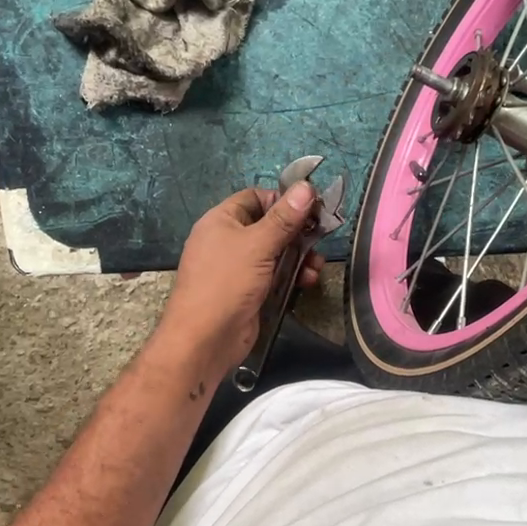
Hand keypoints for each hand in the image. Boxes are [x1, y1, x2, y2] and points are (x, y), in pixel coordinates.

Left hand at [155, 185, 324, 380]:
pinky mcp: (249, 291)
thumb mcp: (257, 245)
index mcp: (221, 221)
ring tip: (316, 266)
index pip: (255, 197)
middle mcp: (228, 240)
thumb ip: (284, 218)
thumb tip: (306, 187)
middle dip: (297, 232)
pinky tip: (307, 282)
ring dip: (299, 256)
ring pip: (276, 253)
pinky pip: (275, 275)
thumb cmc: (226, 283)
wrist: (205, 339)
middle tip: (321, 238)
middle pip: (270, 226)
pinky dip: (292, 275)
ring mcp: (239, 268)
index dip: (282, 200)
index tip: (311, 208)